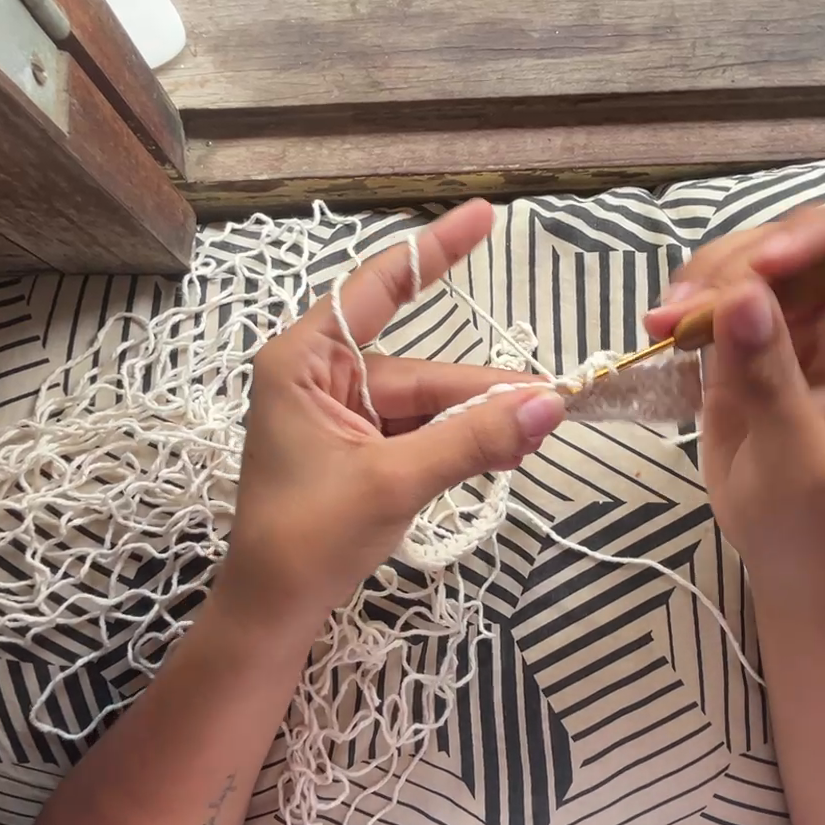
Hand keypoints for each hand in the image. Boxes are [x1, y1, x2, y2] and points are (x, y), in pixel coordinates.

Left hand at [224, 199, 566, 617]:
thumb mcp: (394, 482)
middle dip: (482, 393)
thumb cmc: (309, 537)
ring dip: (476, 424)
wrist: (273, 608)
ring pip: (426, 406)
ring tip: (531, 439)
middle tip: (550, 406)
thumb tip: (549, 405)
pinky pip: (418, 434)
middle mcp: (322, 376)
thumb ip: (471, 440)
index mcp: (306, 361)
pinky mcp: (357, 450)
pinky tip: (499, 454)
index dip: (435, 251)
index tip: (486, 215)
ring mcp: (341, 416)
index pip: (379, 289)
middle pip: (419, 371)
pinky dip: (456, 444)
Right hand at [645, 207, 824, 586]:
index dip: (817, 238)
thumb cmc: (813, 521)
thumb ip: (771, 377)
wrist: (790, 557)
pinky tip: (662, 329)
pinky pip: (724, 302)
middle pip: (802, 245)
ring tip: (662, 322)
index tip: (754, 270)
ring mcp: (801, 331)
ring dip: (704, 281)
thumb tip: (740, 298)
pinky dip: (689, 307)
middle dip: (739, 263)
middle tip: (682, 308)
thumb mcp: (796, 456)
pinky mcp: (758, 346)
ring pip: (754, 265)